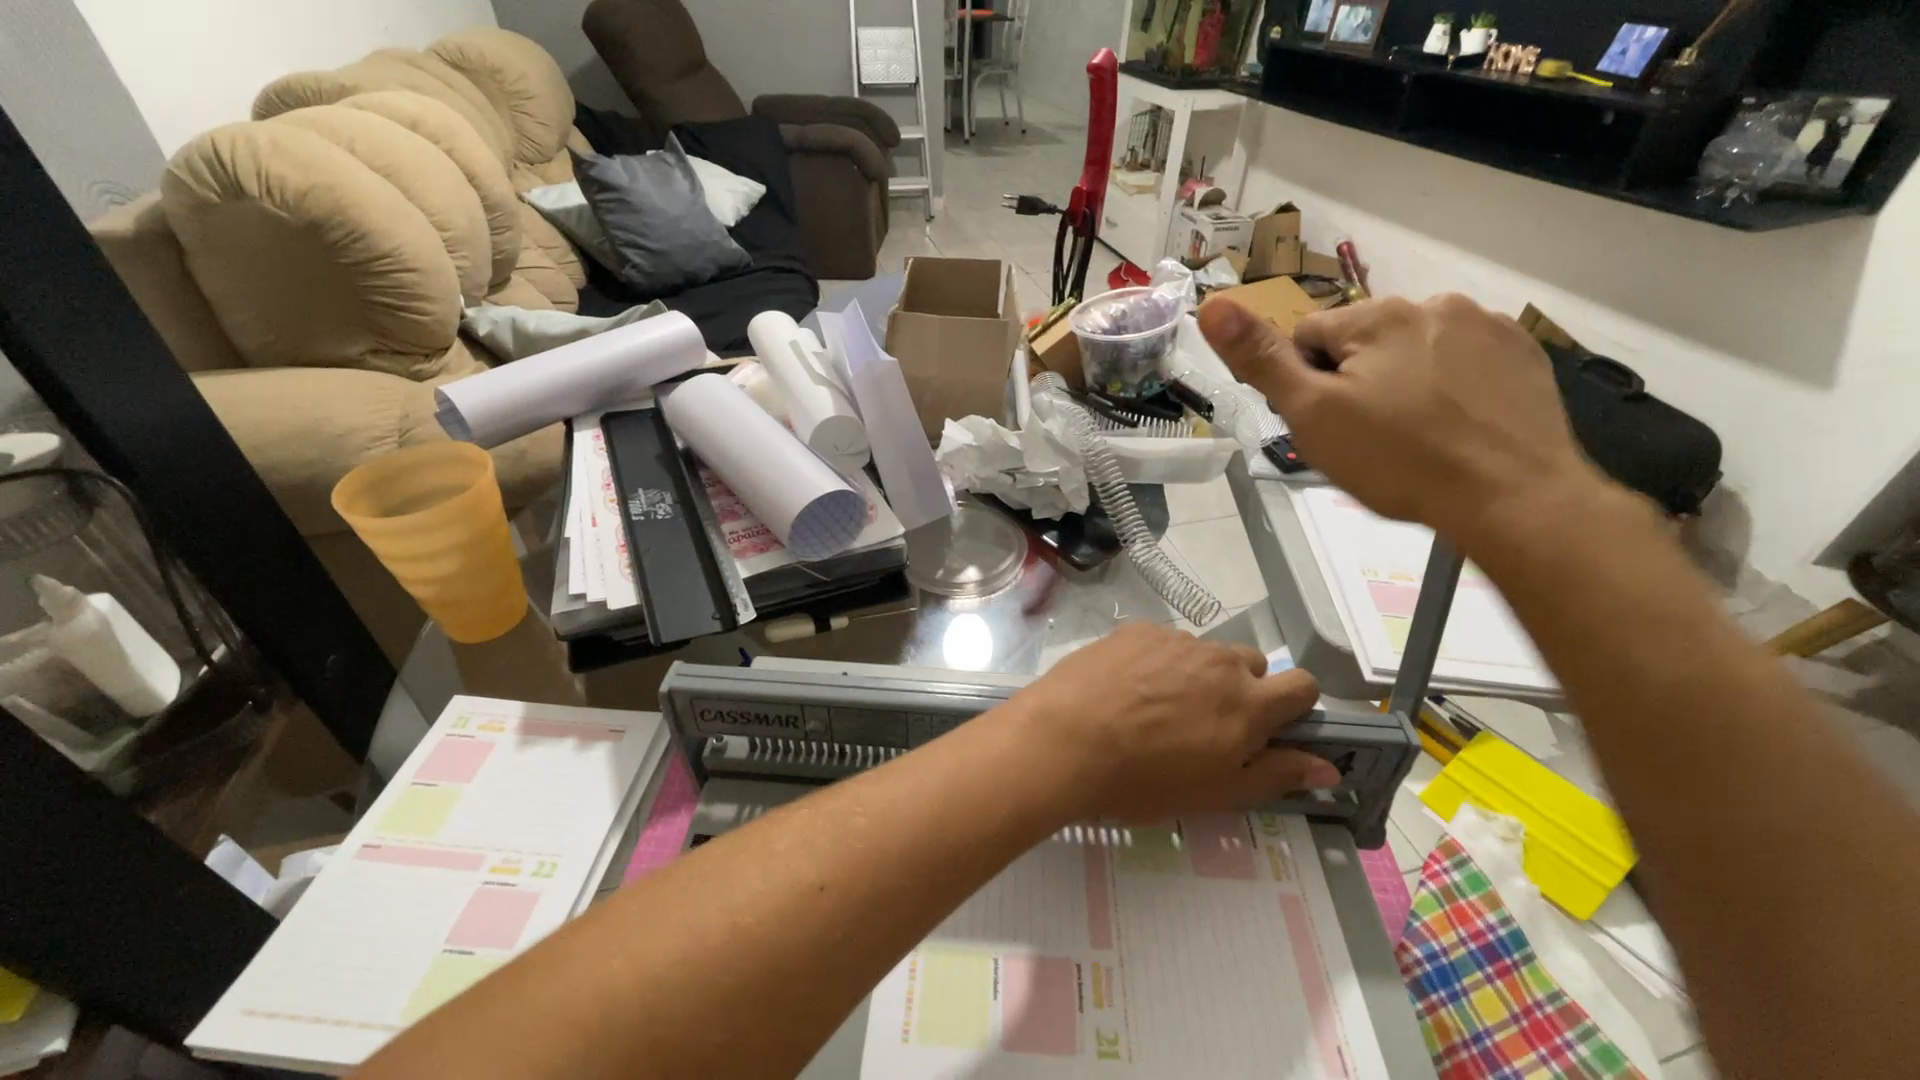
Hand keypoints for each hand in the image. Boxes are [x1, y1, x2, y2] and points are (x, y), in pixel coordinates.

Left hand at [1003, 623, 1336, 821]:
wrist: (1063, 741)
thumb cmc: (1143, 780)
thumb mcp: (1217, 793)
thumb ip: (1277, 774)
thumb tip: (1329, 768)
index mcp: (1249, 702)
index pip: (1303, 685)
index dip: (1293, 706)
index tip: (1268, 729)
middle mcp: (1219, 661)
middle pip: (1252, 665)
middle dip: (1241, 691)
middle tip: (1203, 727)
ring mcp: (1175, 640)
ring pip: (1204, 654)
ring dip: (1196, 676)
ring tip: (1154, 711)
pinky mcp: (1135, 631)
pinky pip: (1162, 643)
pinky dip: (1156, 663)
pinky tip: (1124, 691)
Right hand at [1197, 293, 1611, 547]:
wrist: (1513, 498)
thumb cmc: (1400, 461)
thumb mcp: (1313, 416)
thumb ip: (1261, 360)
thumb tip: (1212, 305)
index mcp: (1375, 317)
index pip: (1308, 339)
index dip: (1306, 386)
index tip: (1327, 427)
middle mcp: (1432, 304)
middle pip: (1363, 343)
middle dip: (1356, 382)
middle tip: (1368, 440)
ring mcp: (1486, 326)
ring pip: (1415, 352)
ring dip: (1405, 383)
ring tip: (1415, 440)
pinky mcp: (1523, 355)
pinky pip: (1465, 363)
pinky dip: (1452, 389)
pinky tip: (1456, 430)